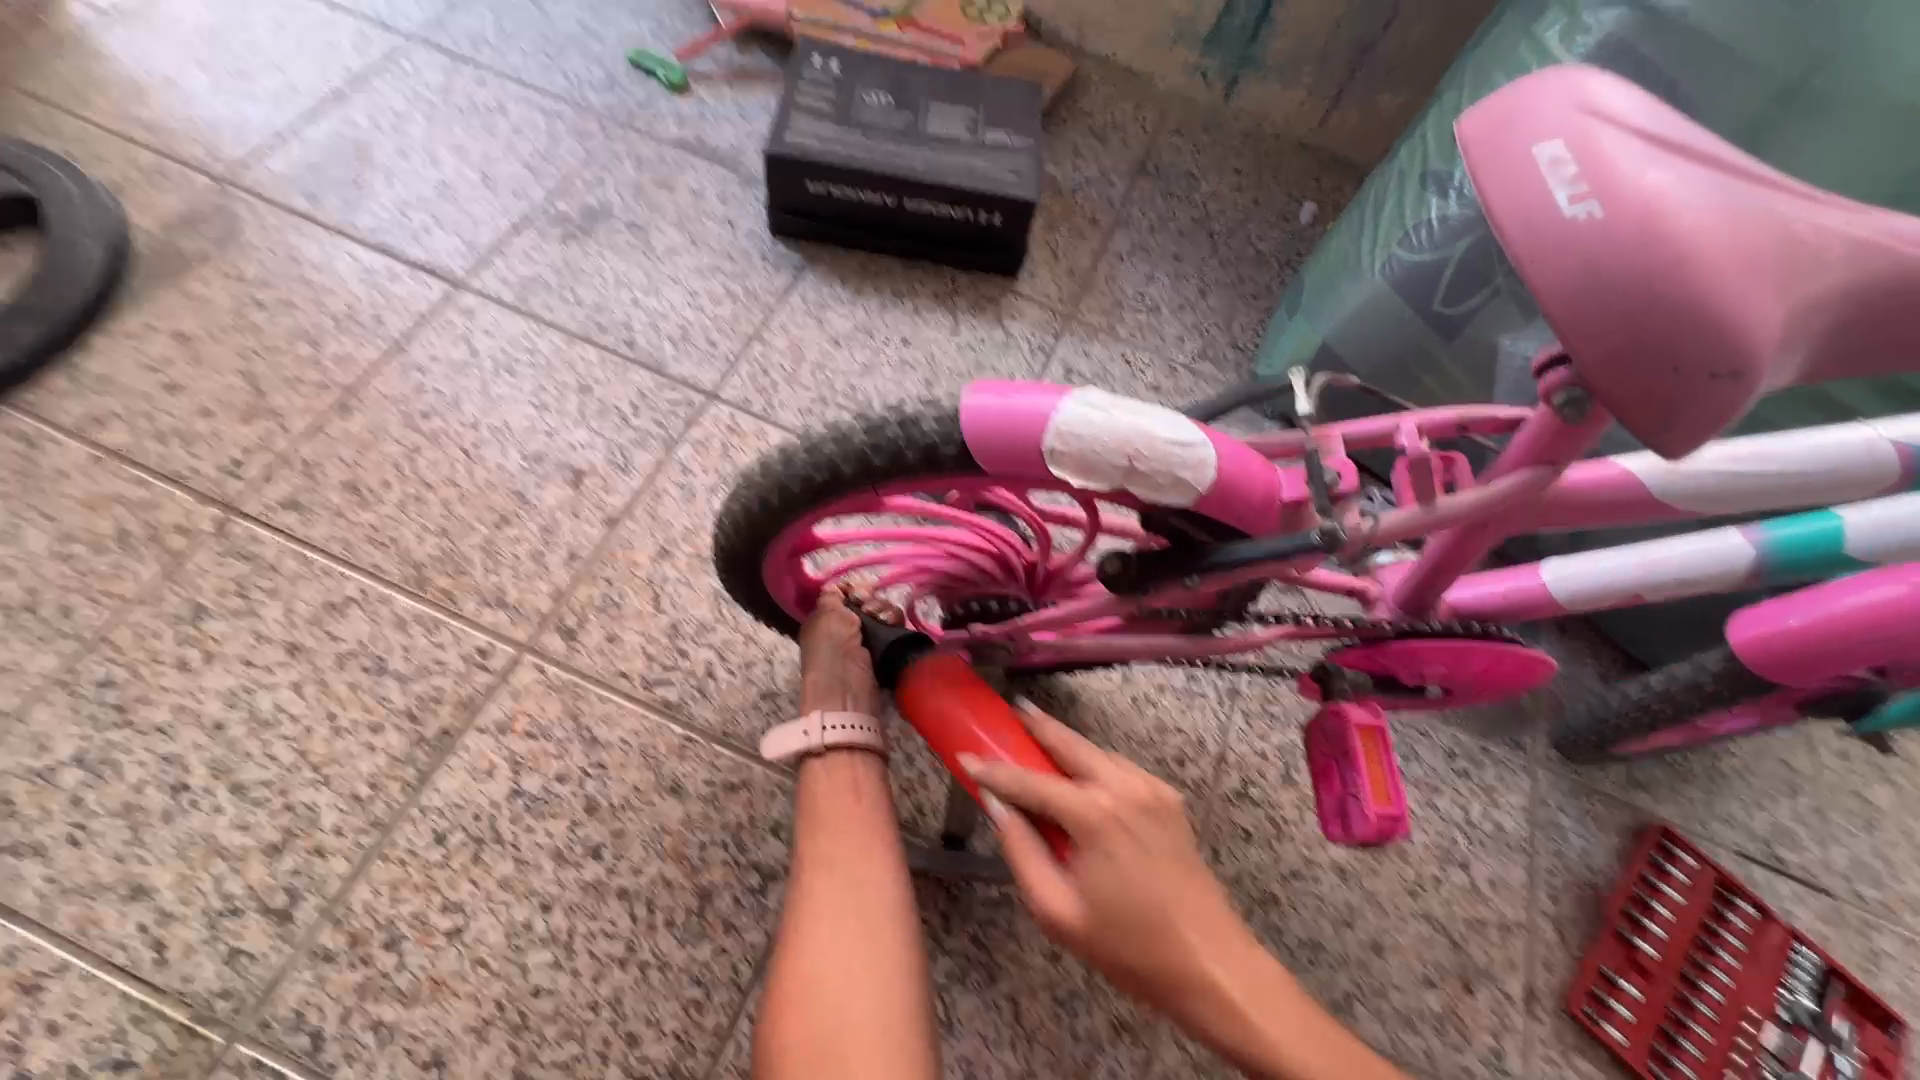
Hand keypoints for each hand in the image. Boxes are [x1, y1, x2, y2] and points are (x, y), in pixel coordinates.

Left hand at [796, 584, 898, 717]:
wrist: (848, 687)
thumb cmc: (830, 647)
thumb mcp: (825, 614)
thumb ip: (832, 596)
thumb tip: (838, 588)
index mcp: (825, 618)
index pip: (844, 594)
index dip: (852, 588)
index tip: (858, 590)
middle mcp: (846, 627)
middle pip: (866, 601)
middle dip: (870, 599)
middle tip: (868, 608)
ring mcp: (866, 639)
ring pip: (883, 611)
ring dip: (884, 609)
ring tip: (881, 618)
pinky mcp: (884, 649)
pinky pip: (894, 626)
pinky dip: (894, 620)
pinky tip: (891, 623)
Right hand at [959, 701, 1267, 1027]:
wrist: (1208, 963)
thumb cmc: (1126, 946)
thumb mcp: (1056, 910)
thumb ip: (1021, 851)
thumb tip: (998, 807)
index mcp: (1095, 814)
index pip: (1030, 781)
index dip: (994, 769)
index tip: (964, 755)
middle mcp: (1125, 788)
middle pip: (1070, 744)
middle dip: (1038, 726)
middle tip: (1010, 713)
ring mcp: (1152, 790)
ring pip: (1098, 753)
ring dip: (1067, 746)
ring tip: (1038, 742)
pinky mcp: (1169, 800)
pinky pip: (1122, 770)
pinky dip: (1096, 765)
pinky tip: (1082, 778)